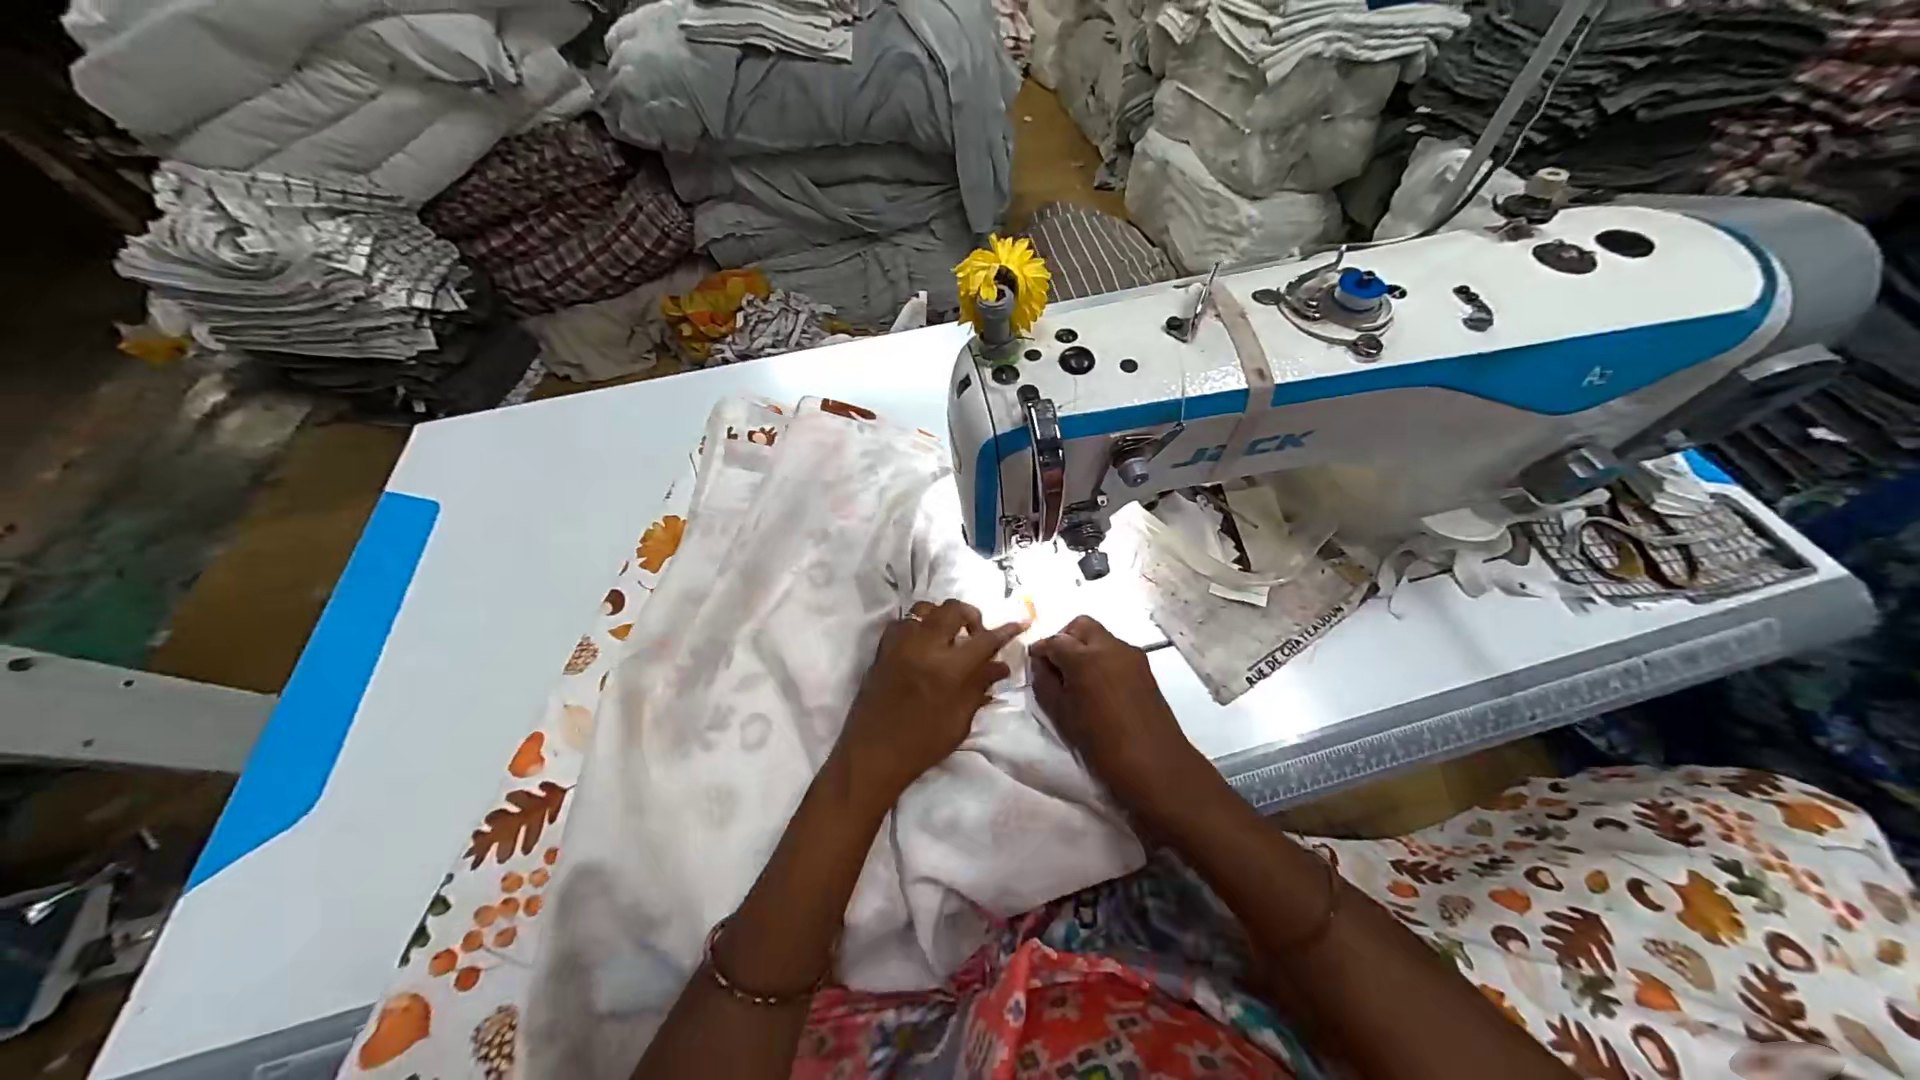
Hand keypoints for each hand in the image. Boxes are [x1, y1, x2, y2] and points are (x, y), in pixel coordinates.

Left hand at [837, 599, 1024, 804]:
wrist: (872, 754)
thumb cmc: (922, 744)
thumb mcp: (960, 721)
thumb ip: (979, 686)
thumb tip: (1000, 666)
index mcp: (949, 669)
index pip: (985, 639)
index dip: (1006, 630)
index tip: (1019, 623)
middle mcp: (924, 646)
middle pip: (953, 610)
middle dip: (971, 616)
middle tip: (977, 635)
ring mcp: (900, 644)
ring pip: (926, 609)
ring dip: (943, 617)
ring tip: (949, 636)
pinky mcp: (882, 648)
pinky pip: (903, 622)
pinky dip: (918, 625)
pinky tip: (923, 643)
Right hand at [1030, 616, 1216, 825]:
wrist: (1155, 766)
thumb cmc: (1100, 744)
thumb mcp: (1061, 715)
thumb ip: (1046, 683)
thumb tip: (1042, 664)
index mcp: (1085, 657)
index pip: (1054, 640)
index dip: (1041, 651)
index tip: (1035, 665)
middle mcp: (1110, 647)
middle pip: (1081, 626)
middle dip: (1065, 639)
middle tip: (1057, 667)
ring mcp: (1132, 656)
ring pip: (1101, 637)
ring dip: (1085, 648)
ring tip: (1078, 680)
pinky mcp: (1145, 669)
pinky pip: (1116, 653)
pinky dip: (1102, 660)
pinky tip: (1098, 688)